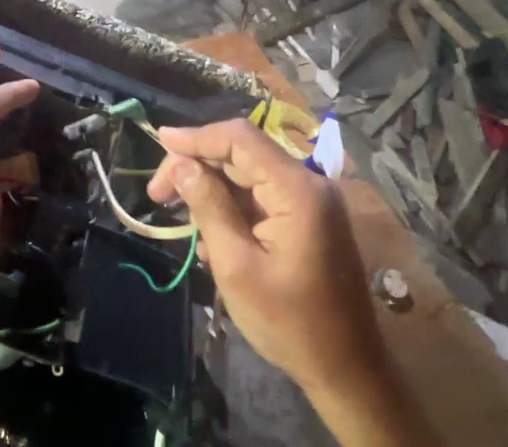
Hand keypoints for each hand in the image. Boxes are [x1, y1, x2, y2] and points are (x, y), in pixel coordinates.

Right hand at [147, 119, 380, 393]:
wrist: (348, 371)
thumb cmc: (289, 323)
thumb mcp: (236, 266)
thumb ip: (209, 208)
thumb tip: (182, 165)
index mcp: (296, 190)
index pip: (239, 139)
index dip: (196, 136)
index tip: (158, 141)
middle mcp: (309, 184)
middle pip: (243, 155)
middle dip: (198, 167)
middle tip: (159, 194)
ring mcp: (313, 203)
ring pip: (250, 176)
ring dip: (213, 191)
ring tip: (181, 220)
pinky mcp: (310, 221)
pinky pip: (264, 199)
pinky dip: (234, 209)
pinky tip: (212, 240)